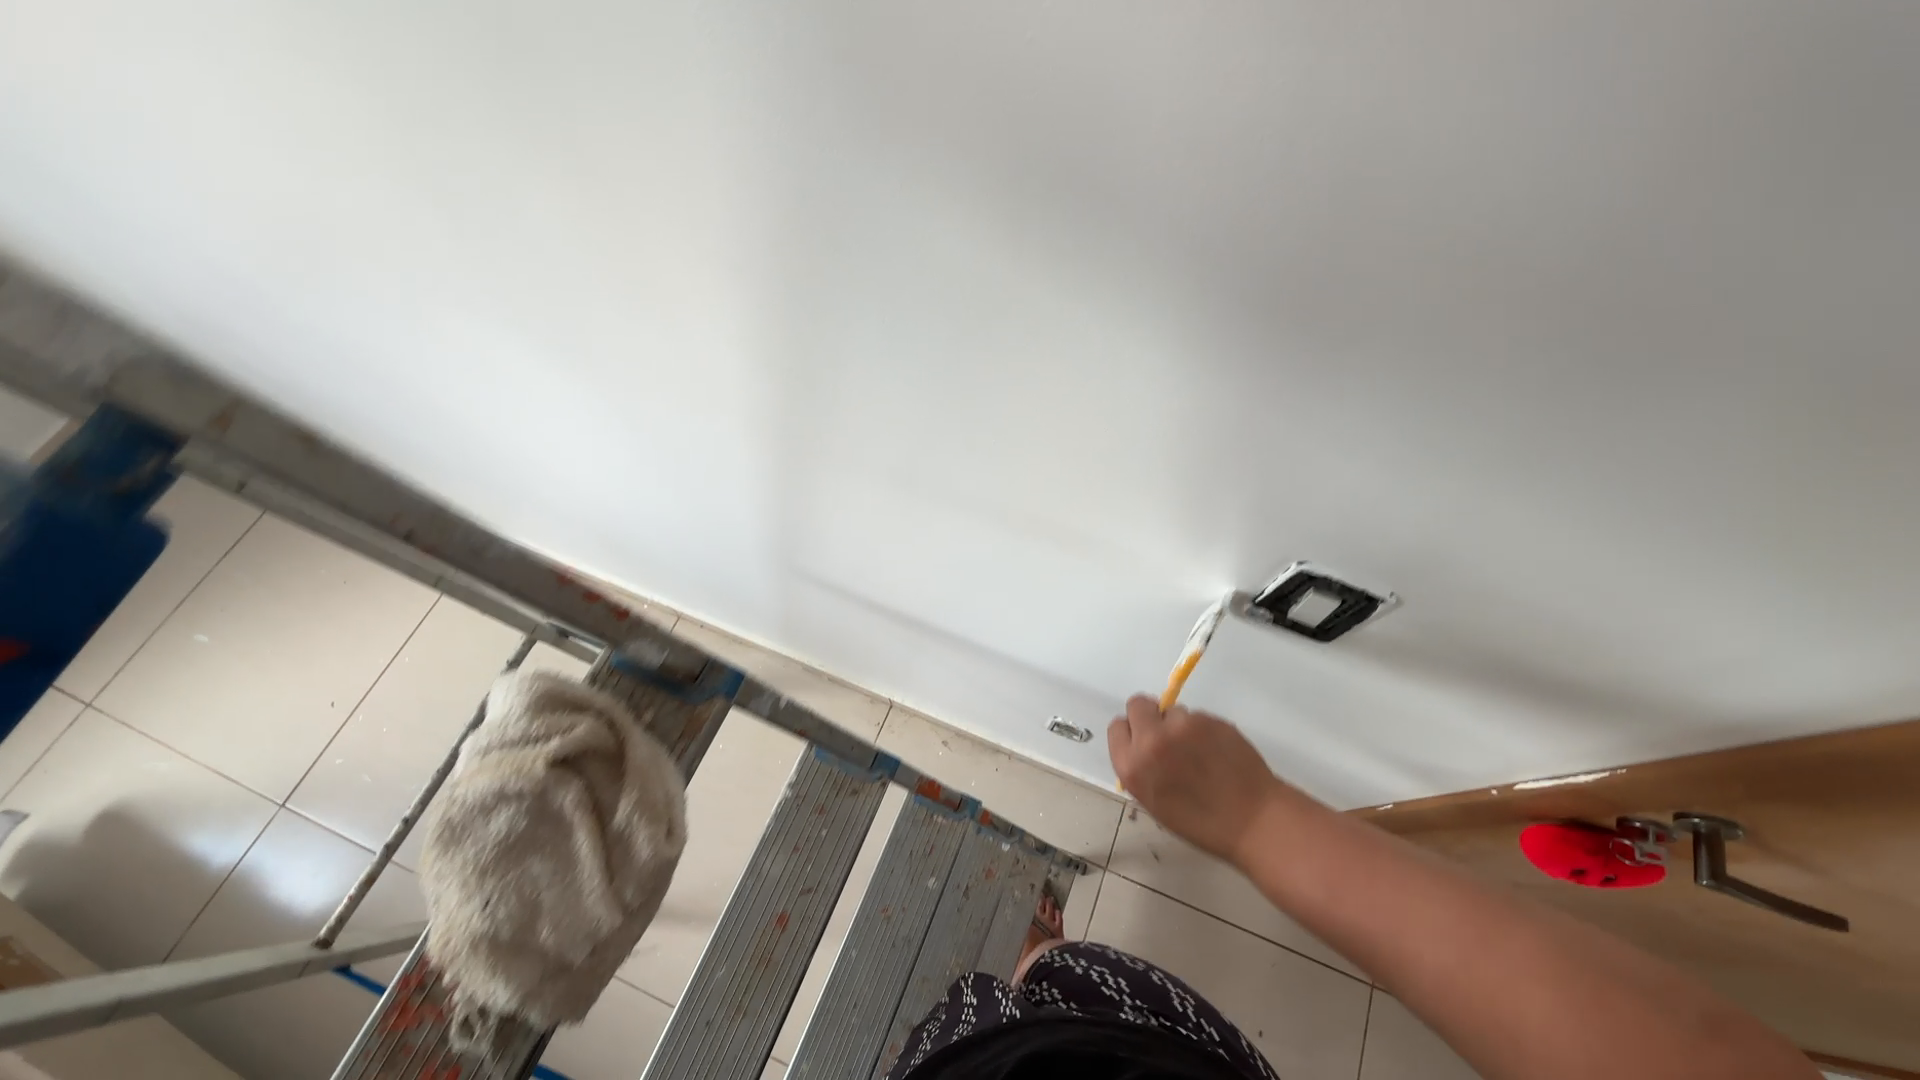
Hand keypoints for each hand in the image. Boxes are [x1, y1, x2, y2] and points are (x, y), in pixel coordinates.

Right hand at [1107, 694, 1290, 866]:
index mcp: (1132, 767)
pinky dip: (1204, 730)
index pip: (1117, 727)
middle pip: (1138, 704)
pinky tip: (1218, 752)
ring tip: (1200, 752)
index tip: (1145, 743)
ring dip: (1181, 725)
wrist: (1252, 821)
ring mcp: (1183, 727)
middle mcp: (1152, 740)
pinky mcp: (1210, 719)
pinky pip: (1199, 716)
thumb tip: (1142, 746)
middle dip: (1150, 717)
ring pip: (1173, 711)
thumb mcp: (1154, 803)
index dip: (1132, 733)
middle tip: (1167, 736)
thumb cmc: (1201, 823)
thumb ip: (1141, 768)